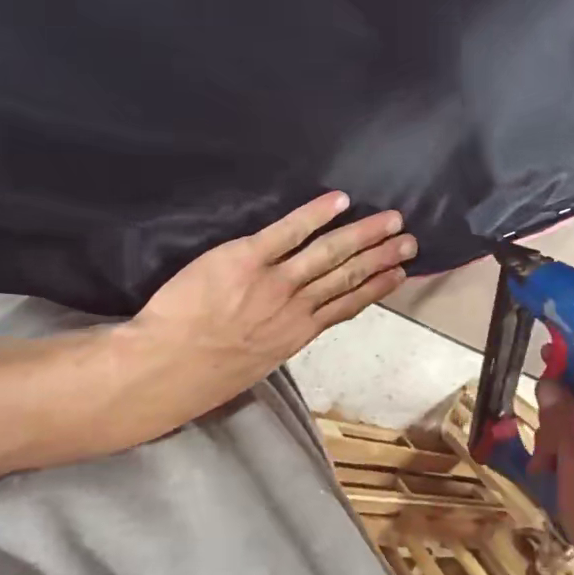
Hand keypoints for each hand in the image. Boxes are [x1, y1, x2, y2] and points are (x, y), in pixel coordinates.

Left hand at [126, 191, 415, 414]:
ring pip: (329, 254)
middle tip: (409, 241)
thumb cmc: (200, 374)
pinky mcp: (246, 259)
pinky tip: (338, 200)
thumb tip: (290, 324)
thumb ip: (275, 339)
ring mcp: (274, 282)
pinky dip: (315, 214)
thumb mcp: (252, 366)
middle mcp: (295, 307)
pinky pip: (288, 231)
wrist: (164, 368)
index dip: (375, 288)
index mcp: (296, 335)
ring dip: (363, 236)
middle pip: (347, 276)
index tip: (398, 275)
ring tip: (391, 221)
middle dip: (381, 258)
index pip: (345, 306)